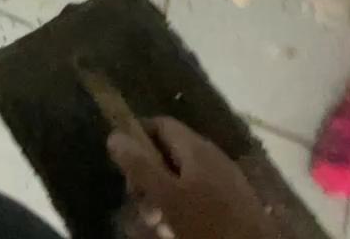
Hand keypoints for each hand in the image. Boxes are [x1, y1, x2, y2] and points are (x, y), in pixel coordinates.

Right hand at [109, 118, 269, 238]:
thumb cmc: (210, 224)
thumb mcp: (167, 196)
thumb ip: (139, 164)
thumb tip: (114, 134)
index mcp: (197, 147)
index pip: (159, 124)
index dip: (137, 136)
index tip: (123, 162)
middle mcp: (213, 156)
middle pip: (170, 151)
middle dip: (148, 173)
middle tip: (137, 199)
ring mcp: (228, 180)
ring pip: (184, 177)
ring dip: (163, 193)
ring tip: (153, 219)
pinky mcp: (236, 204)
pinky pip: (200, 195)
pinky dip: (183, 205)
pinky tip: (177, 226)